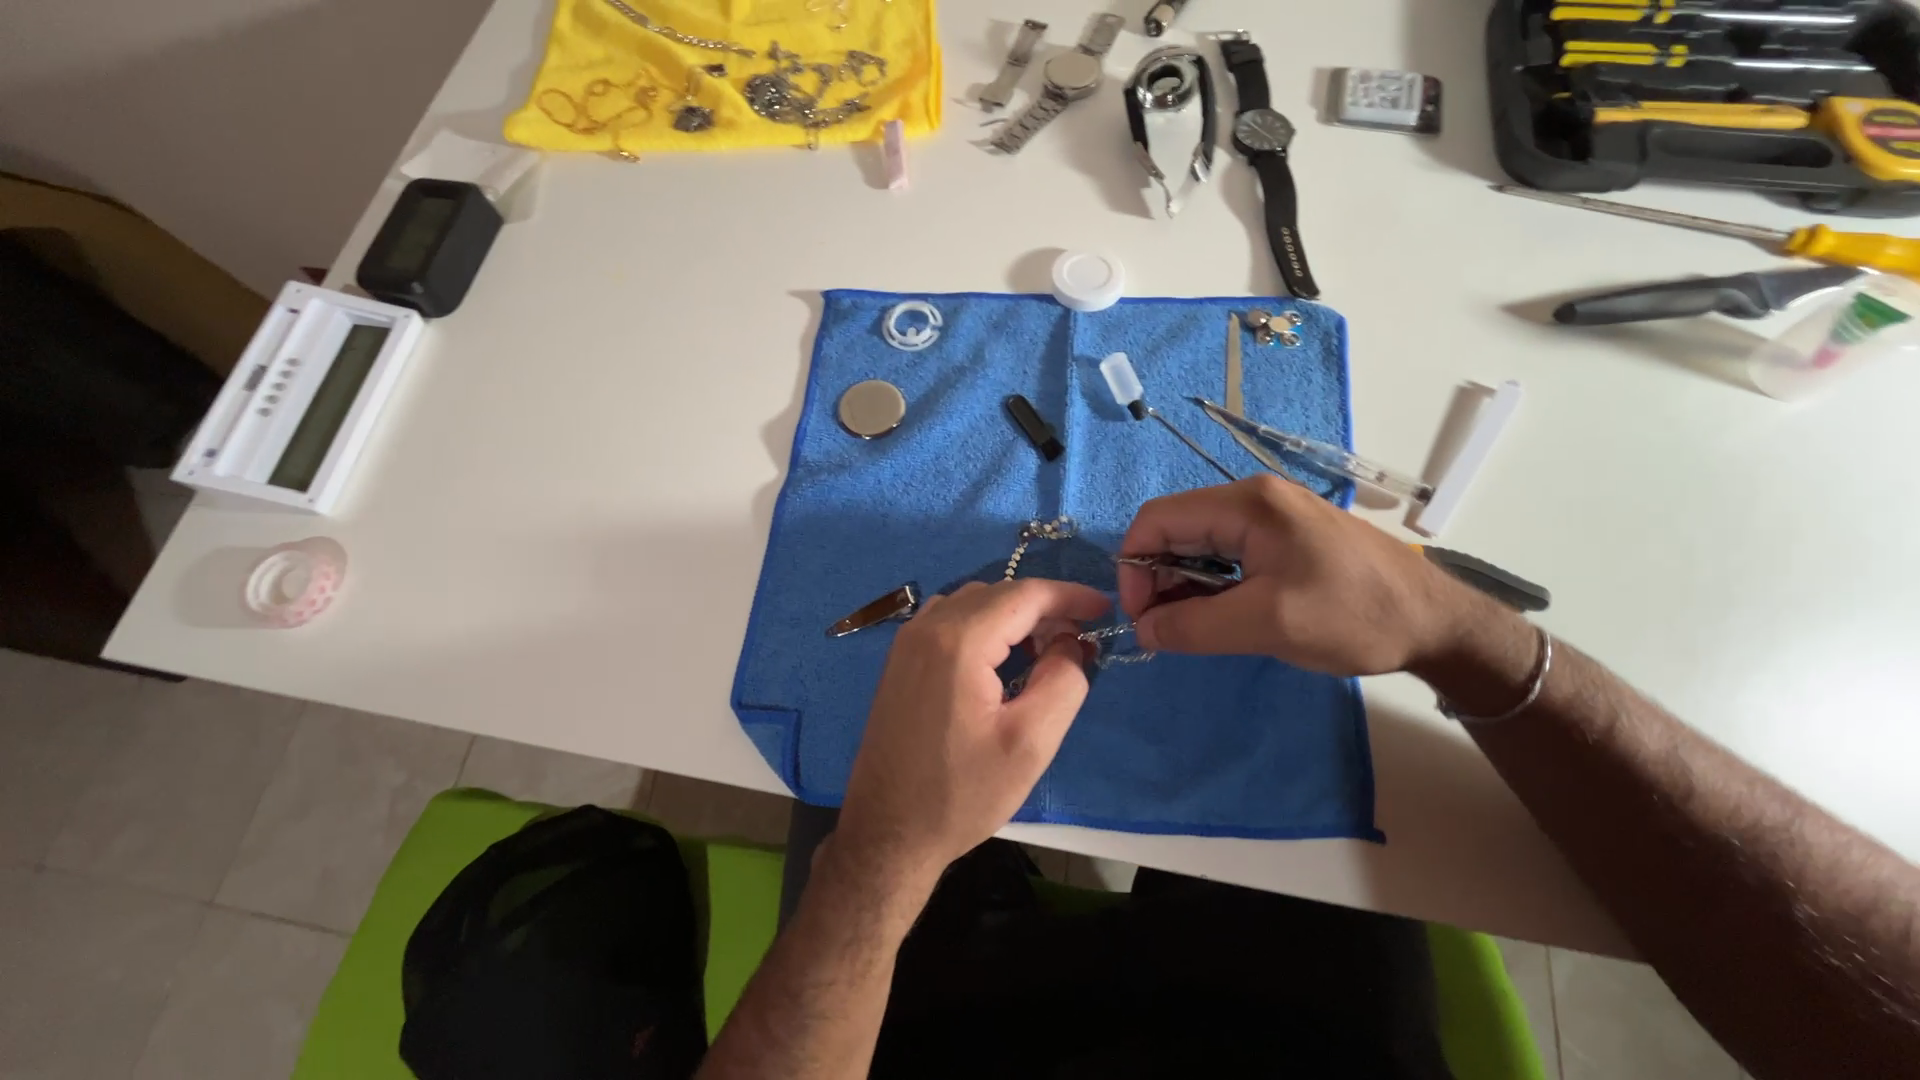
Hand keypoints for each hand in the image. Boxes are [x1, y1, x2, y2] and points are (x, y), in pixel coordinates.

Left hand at [835, 579, 1110, 882]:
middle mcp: (926, 627)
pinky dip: (985, 627)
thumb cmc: (962, 792)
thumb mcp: (1030, 743)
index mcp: (957, 640)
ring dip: (1013, 616)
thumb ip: (1063, 681)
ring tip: (1047, 648)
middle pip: (997, 594)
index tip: (1103, 609)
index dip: (1069, 596)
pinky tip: (1003, 659)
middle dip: (1044, 608)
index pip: (1024, 594)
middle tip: (1080, 638)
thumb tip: (1070, 644)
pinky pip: (950, 622)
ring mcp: (906, 643)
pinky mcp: (900, 662)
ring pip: (973, 604)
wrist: (887, 831)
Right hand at [1117, 476, 1468, 675]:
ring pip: (1201, 544)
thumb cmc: (1354, 616)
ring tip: (1195, 628)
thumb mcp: (1267, 625)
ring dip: (1185, 586)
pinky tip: (1223, 616)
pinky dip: (1213, 585)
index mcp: (1247, 504)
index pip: (1157, 519)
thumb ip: (1194, 627)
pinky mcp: (1287, 537)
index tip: (1142, 617)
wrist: (1439, 624)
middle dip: (1158, 579)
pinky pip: (1229, 554)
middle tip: (1166, 629)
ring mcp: (1273, 516)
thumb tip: (1143, 631)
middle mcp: (1255, 498)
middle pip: (1176, 529)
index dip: (1134, 566)